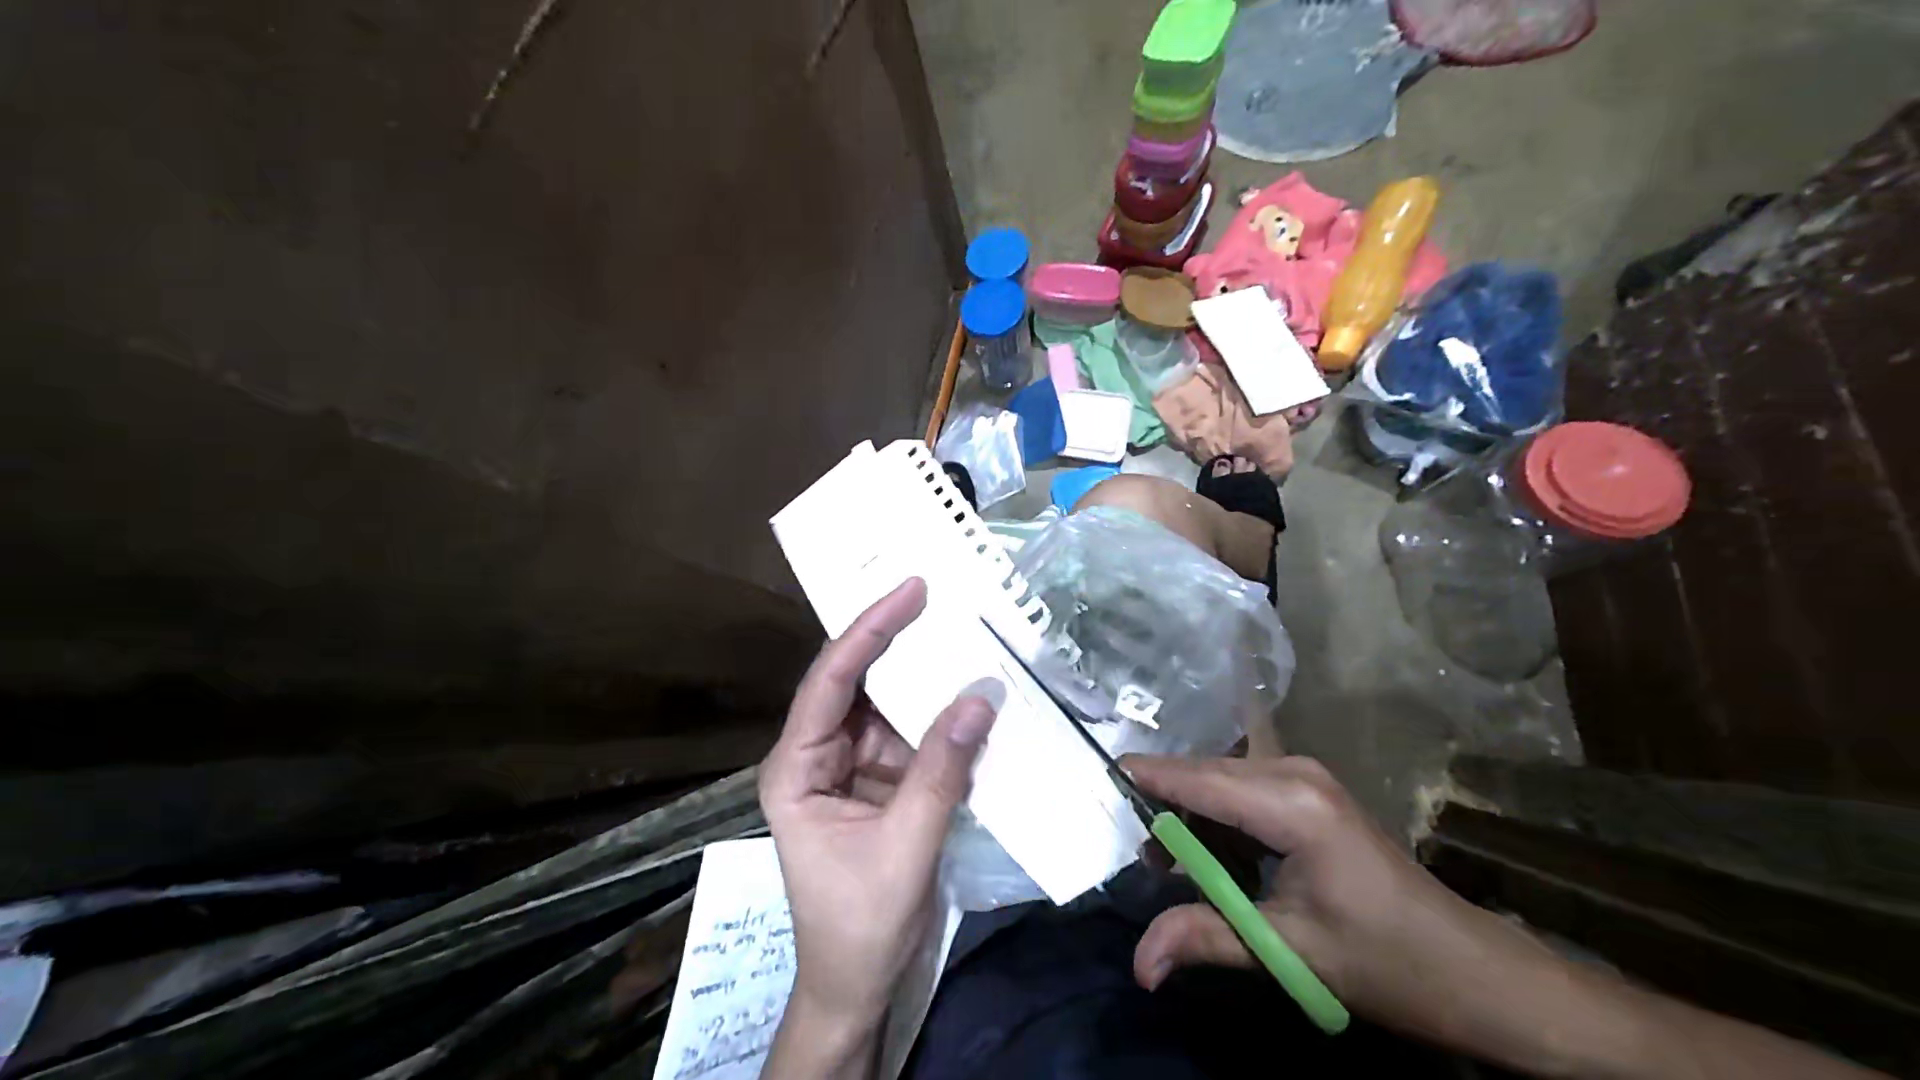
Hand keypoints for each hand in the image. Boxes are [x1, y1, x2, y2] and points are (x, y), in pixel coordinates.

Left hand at [759, 578, 997, 1073]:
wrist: (858, 988)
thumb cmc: (861, 926)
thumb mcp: (904, 848)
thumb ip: (941, 772)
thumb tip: (981, 697)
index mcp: (796, 768)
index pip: (830, 683)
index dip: (868, 632)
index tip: (909, 591)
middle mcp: (819, 754)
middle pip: (856, 682)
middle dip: (895, 639)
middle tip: (938, 593)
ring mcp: (853, 766)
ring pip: (889, 704)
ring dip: (925, 675)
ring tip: (963, 630)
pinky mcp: (883, 780)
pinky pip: (913, 734)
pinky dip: (942, 715)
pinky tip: (971, 689)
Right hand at [1121, 755, 1559, 1047]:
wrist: (1473, 971)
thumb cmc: (1386, 962)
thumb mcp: (1289, 953)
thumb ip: (1205, 939)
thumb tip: (1139, 964)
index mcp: (1289, 803)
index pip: (1195, 778)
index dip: (1145, 779)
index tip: (1098, 783)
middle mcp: (1292, 771)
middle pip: (1202, 773)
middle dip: (1165, 809)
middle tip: (1142, 861)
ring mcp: (1302, 776)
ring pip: (1218, 780)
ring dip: (1190, 817)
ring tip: (1174, 870)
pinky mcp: (1307, 790)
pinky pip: (1239, 789)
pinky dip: (1216, 818)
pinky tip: (1214, 861)